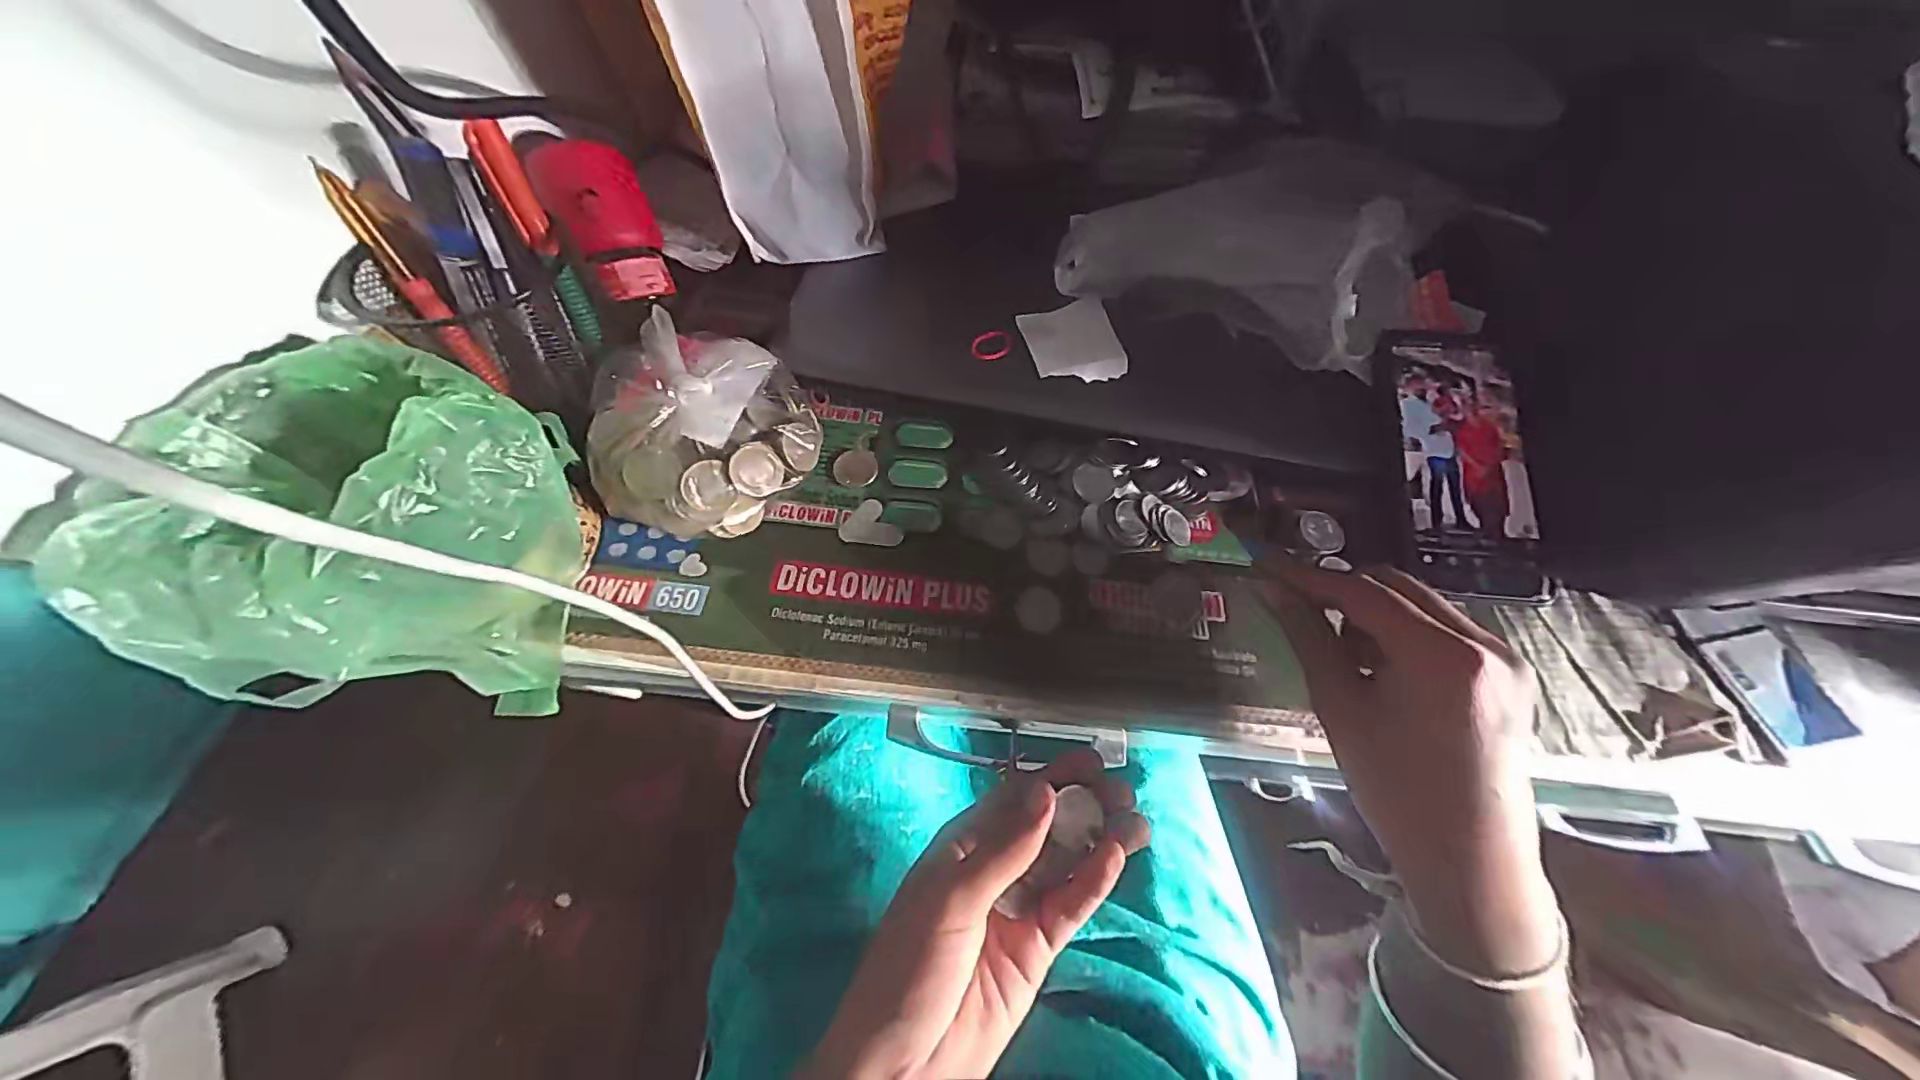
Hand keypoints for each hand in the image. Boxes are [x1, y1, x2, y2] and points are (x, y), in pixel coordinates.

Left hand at [801, 749, 1150, 1079]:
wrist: (902, 1063)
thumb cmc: (908, 966)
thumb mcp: (949, 897)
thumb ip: (1003, 849)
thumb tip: (1045, 793)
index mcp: (963, 847)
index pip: (1013, 800)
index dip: (1051, 777)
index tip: (1090, 762)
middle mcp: (993, 870)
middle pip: (1046, 828)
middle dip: (1082, 805)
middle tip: (1122, 790)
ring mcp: (1017, 909)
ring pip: (1065, 864)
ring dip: (1098, 840)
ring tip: (1135, 820)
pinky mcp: (1036, 948)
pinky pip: (1070, 906)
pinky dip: (1093, 881)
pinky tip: (1115, 858)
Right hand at [1263, 563, 1558, 976]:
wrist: (1471, 858)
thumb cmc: (1395, 790)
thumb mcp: (1340, 708)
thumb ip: (1307, 638)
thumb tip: (1270, 589)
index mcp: (1441, 655)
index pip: (1360, 591)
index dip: (1304, 574)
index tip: (1262, 563)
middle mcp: (1483, 642)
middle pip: (1393, 585)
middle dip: (1338, 588)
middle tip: (1290, 603)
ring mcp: (1503, 655)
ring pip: (1417, 602)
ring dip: (1368, 609)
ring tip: (1333, 644)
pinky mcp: (1507, 671)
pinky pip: (1441, 627)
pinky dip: (1399, 630)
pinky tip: (1373, 662)